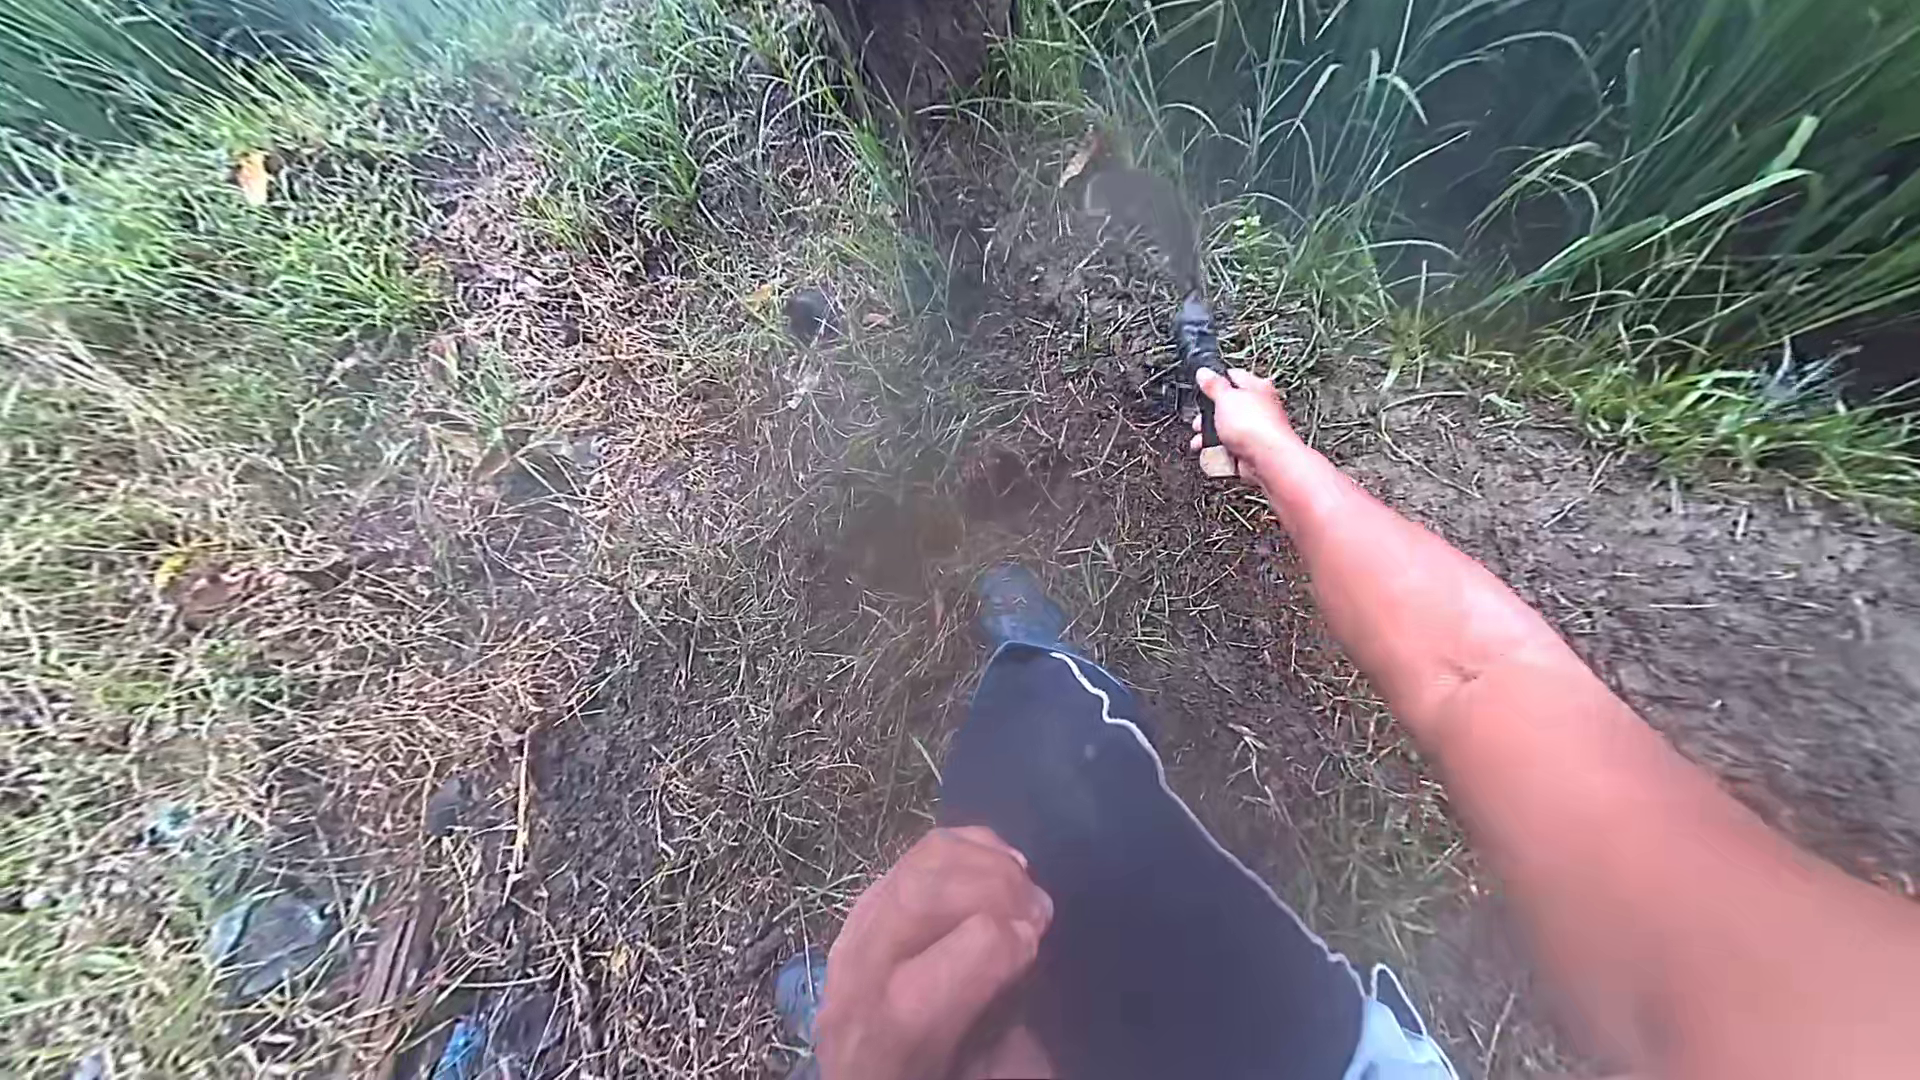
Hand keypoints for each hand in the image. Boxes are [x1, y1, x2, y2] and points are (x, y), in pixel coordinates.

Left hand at [817, 827, 1053, 1079]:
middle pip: (921, 898)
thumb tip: (1024, 944)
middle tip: (1039, 907)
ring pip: (922, 860)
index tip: (1035, 939)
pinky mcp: (871, 895)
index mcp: (885, 1041)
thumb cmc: (935, 1076)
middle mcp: (859, 973)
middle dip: (994, 885)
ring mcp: (859, 923)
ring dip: (985, 858)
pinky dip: (969, 843)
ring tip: (1024, 880)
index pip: (932, 974)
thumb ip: (1007, 1033)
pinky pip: (921, 848)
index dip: (999, 943)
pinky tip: (1003, 861)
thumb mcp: (982, 1076)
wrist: (871, 1072)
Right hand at [1190, 367, 1300, 486]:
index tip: (1201, 389)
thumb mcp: (1225, 398)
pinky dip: (1217, 453)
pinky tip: (1213, 454)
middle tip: (1199, 421)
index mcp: (1256, 388)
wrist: (1266, 459)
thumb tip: (1204, 372)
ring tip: (1200, 442)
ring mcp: (1254, 431)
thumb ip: (1213, 385)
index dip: (1214, 382)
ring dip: (1209, 437)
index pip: (1233, 377)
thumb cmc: (1253, 425)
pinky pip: (1227, 450)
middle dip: (1207, 417)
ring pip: (1224, 431)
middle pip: (1225, 408)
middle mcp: (1258, 408)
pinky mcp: (1249, 451)